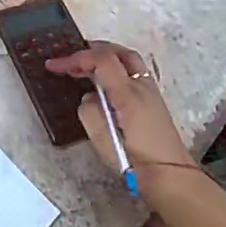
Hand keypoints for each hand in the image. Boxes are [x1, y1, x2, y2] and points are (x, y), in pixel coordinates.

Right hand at [45, 41, 195, 183]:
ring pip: (128, 59)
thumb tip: (89, 97)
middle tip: (71, 58)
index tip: (54, 65)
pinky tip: (105, 81)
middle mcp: (142, 86)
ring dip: (106, 56)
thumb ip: (89, 112)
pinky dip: (116, 67)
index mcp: (128, 94)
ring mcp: (151, 91)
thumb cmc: (135, 162)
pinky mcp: (153, 100)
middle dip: (91, 49)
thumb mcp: (102, 141)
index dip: (74, 58)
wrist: (172, 176)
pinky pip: (133, 71)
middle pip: (118, 52)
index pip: (101, 60)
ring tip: (86, 65)